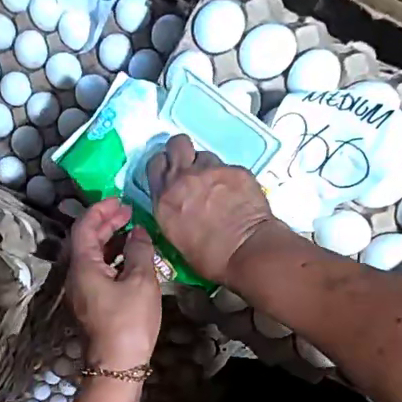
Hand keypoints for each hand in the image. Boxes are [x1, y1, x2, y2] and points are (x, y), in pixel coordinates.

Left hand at [67, 198, 161, 370]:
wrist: (116, 365)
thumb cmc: (128, 321)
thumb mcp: (139, 281)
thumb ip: (138, 250)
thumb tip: (138, 232)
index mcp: (81, 266)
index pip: (84, 227)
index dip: (101, 210)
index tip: (120, 200)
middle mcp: (75, 276)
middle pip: (85, 241)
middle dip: (106, 223)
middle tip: (128, 212)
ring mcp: (81, 291)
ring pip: (92, 257)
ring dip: (109, 241)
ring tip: (132, 231)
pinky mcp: (91, 304)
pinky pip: (97, 271)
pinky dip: (112, 259)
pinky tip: (130, 258)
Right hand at [147, 134, 286, 285]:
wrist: (245, 251)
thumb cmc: (208, 256)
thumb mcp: (174, 235)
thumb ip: (171, 210)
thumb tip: (177, 203)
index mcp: (163, 198)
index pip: (155, 163)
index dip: (163, 165)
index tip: (169, 173)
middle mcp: (183, 178)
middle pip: (177, 144)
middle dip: (182, 151)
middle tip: (189, 167)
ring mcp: (211, 171)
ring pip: (204, 155)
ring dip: (207, 167)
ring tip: (216, 185)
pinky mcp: (236, 170)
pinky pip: (228, 167)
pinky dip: (229, 177)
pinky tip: (235, 194)